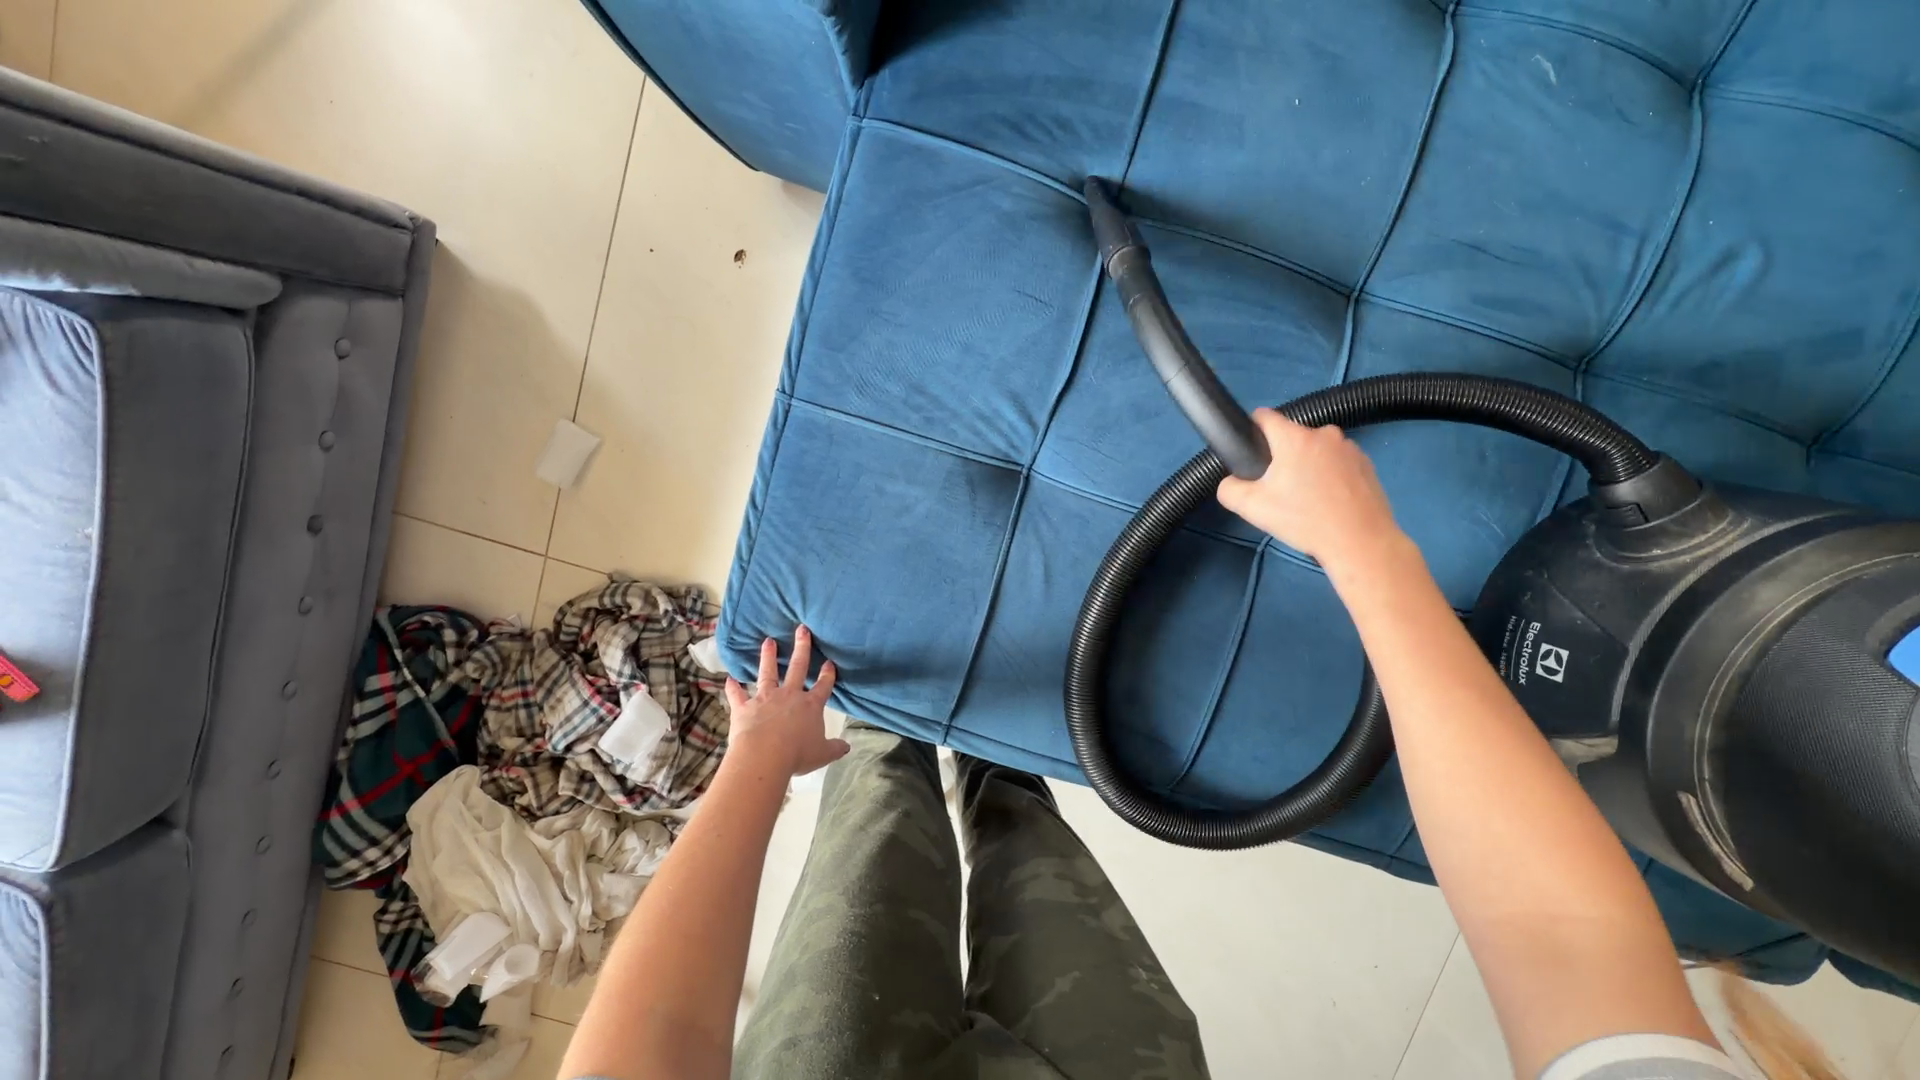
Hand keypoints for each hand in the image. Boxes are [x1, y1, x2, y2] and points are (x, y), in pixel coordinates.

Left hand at [724, 625, 847, 777]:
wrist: (765, 755)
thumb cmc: (797, 754)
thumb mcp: (822, 754)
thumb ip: (834, 748)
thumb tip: (846, 747)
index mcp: (810, 706)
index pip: (822, 686)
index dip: (827, 674)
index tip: (829, 662)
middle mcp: (789, 696)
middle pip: (797, 668)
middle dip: (802, 648)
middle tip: (802, 630)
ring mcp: (765, 699)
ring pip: (768, 673)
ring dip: (768, 657)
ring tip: (768, 641)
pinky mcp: (744, 707)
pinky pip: (738, 695)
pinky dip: (733, 687)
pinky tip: (730, 679)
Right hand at [1216, 408, 1406, 572]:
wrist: (1360, 542)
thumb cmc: (1304, 520)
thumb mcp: (1251, 508)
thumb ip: (1229, 488)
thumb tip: (1231, 481)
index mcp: (1294, 438)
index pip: (1264, 416)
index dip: (1251, 430)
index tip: (1252, 453)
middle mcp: (1324, 433)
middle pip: (1291, 437)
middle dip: (1281, 457)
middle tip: (1279, 490)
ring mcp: (1349, 447)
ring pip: (1315, 450)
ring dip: (1307, 465)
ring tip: (1307, 499)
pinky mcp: (1366, 463)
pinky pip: (1337, 462)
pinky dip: (1330, 475)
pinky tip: (1330, 501)